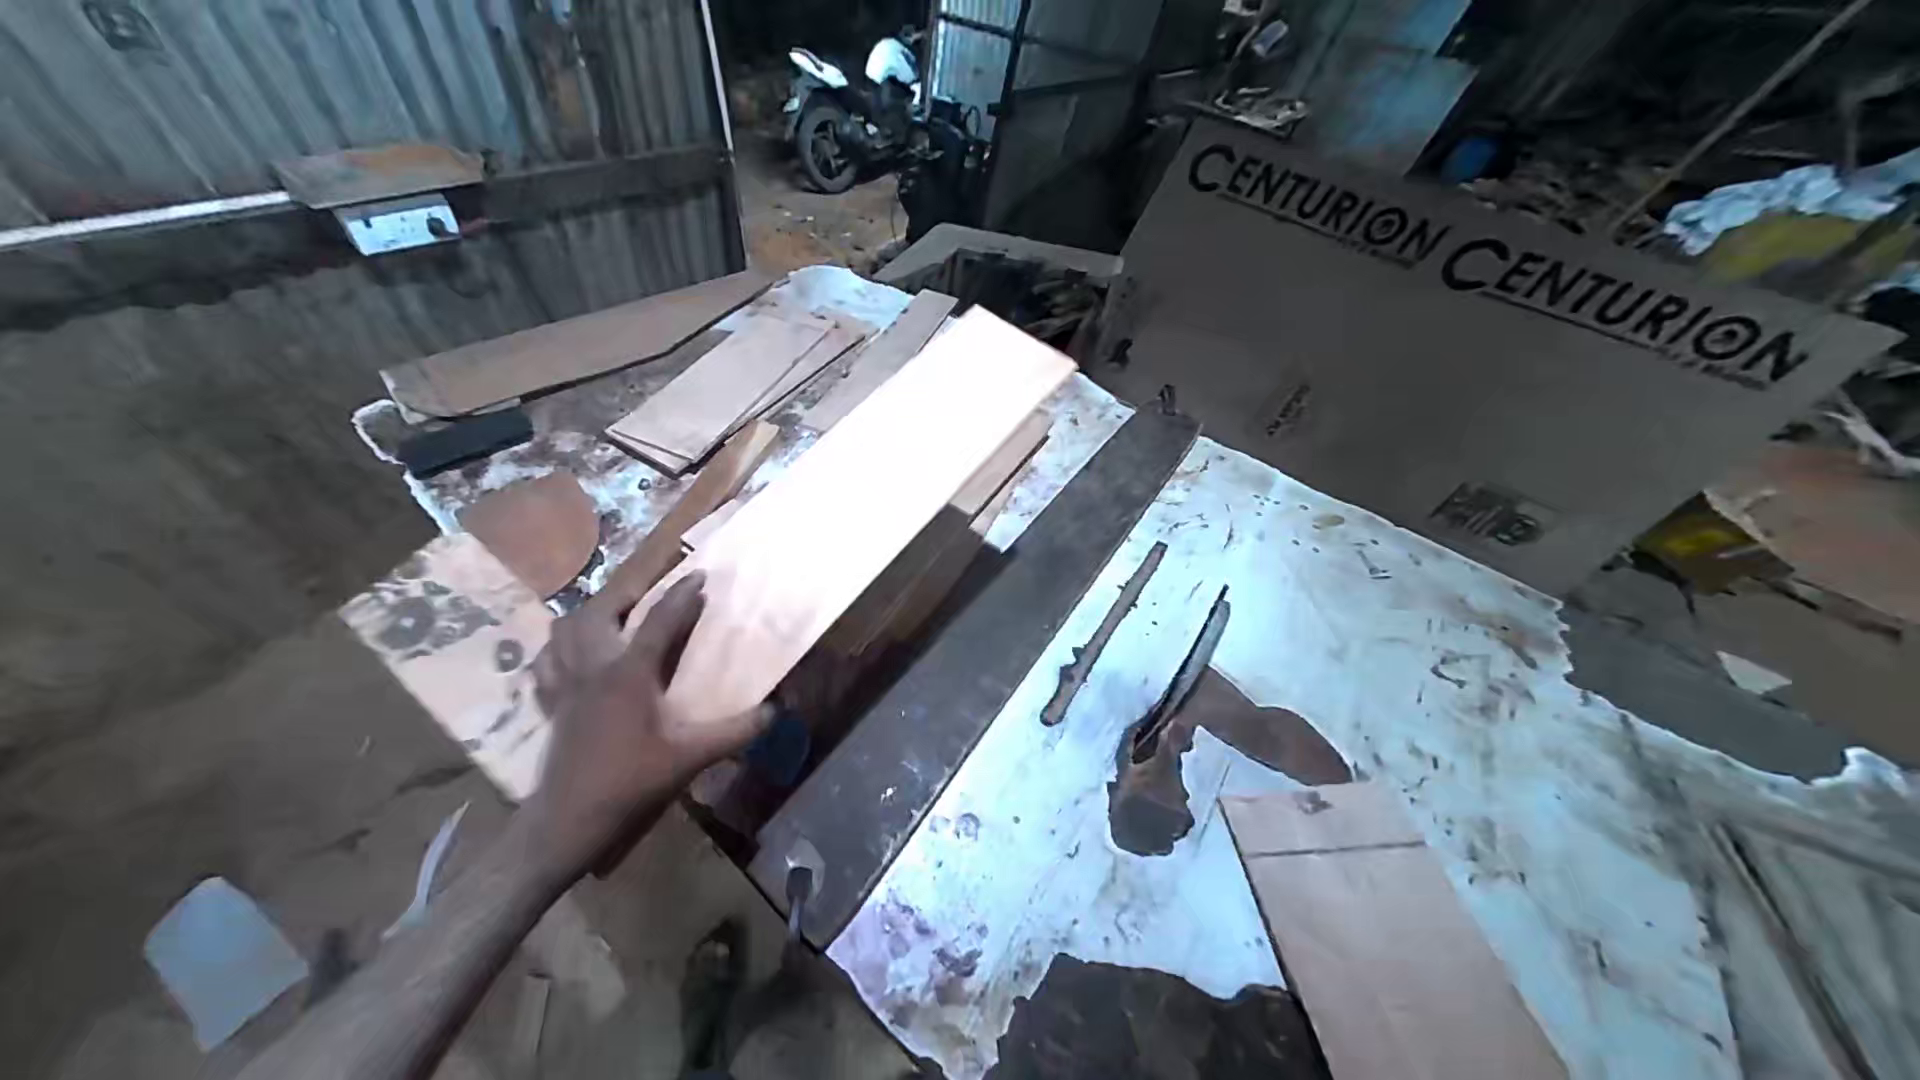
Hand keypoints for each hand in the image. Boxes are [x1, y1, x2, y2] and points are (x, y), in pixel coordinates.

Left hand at [527, 572, 772, 872]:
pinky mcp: (552, 704)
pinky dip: (559, 646)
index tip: (700, 575)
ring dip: (591, 612)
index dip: (682, 595)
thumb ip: (736, 731)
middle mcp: (594, 667)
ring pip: (566, 630)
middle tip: (651, 583)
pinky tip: (571, 651)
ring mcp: (567, 684)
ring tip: (614, 610)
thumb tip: (776, 711)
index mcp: (629, 673)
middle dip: (627, 589)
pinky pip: (546, 661)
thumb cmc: (630, 783)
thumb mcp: (690, 757)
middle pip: (601, 610)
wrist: (567, 821)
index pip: (659, 620)